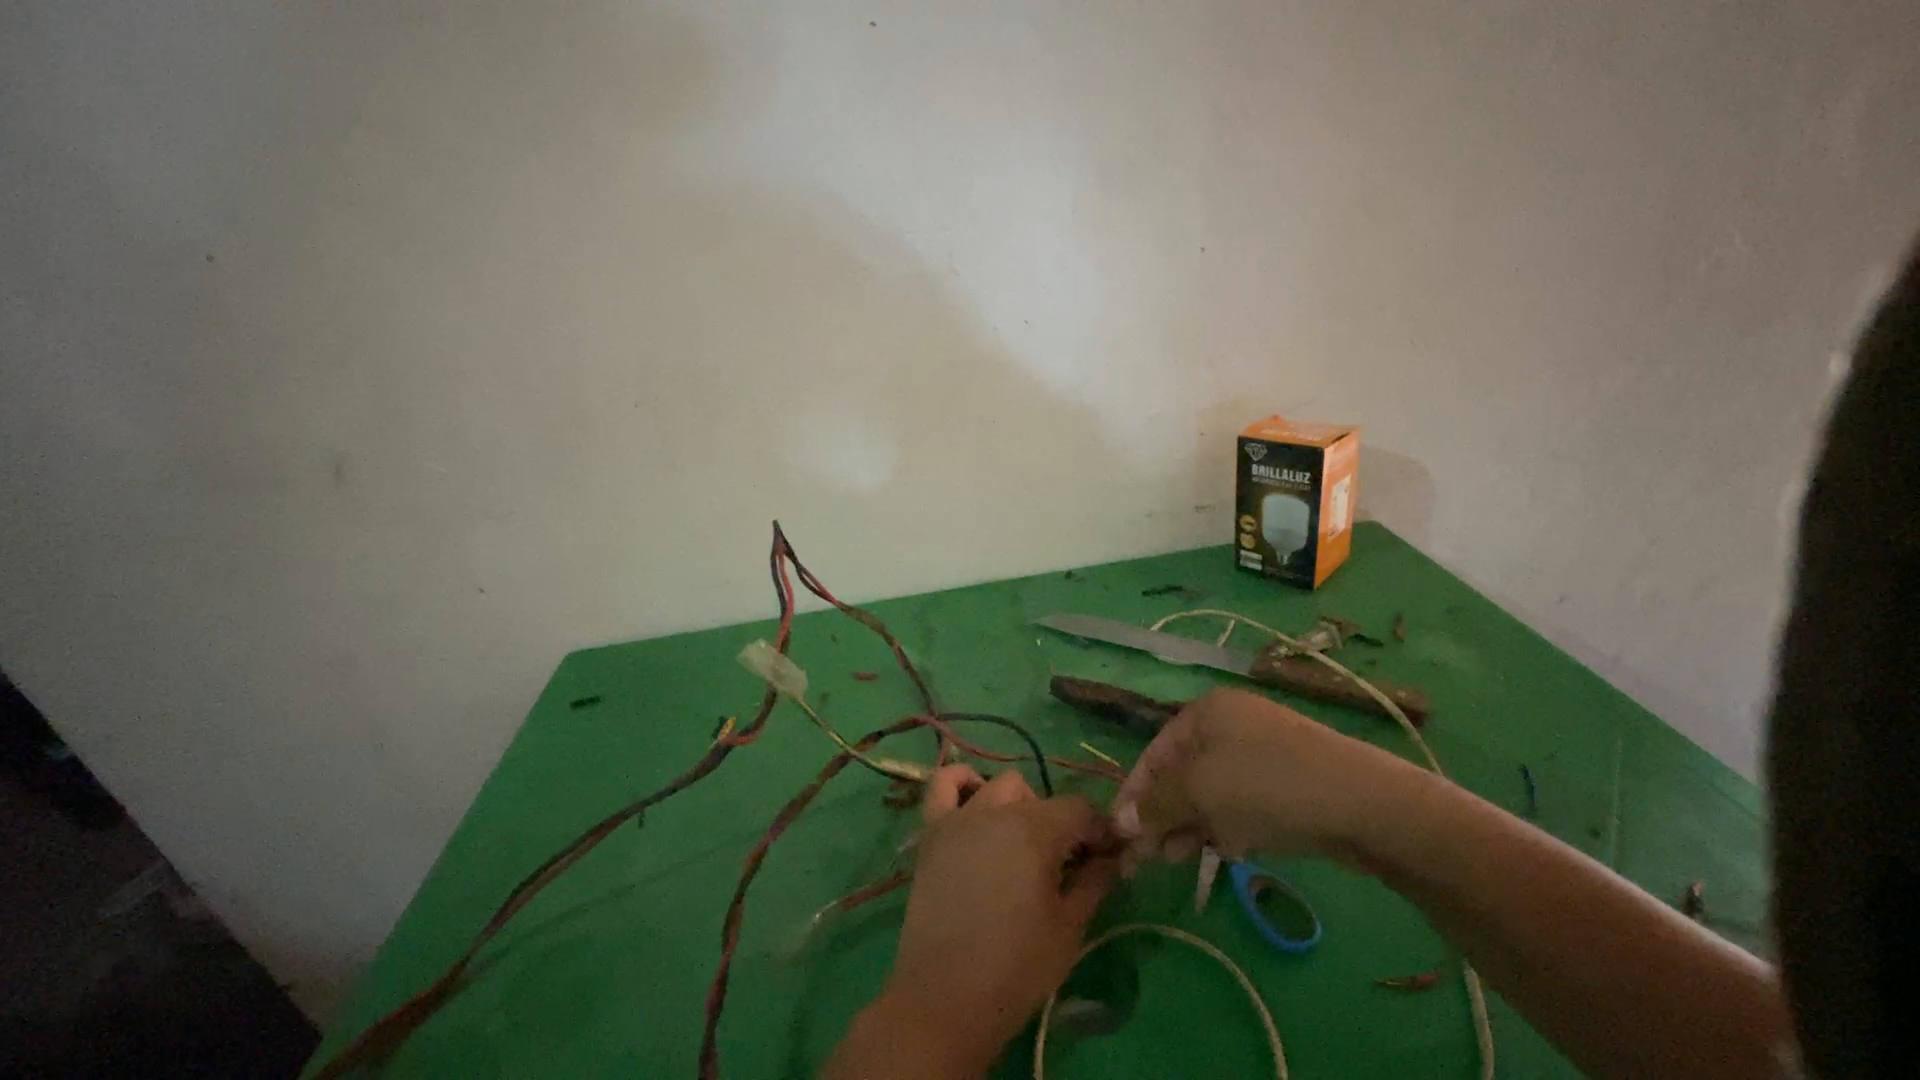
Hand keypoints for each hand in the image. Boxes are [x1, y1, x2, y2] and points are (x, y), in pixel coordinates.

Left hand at [872, 766, 1118, 1071]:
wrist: (945, 998)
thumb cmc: (1016, 968)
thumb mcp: (1069, 927)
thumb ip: (1094, 882)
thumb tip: (1112, 858)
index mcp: (1036, 831)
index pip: (1081, 810)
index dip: (1101, 831)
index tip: (1109, 859)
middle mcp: (997, 812)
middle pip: (1042, 799)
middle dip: (1062, 824)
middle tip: (1066, 864)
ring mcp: (959, 818)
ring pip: (1000, 787)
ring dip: (1020, 806)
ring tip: (1023, 845)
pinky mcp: (931, 833)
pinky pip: (942, 785)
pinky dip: (962, 784)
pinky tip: (976, 807)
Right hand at [1111, 688, 1427, 866]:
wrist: (1365, 804)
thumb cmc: (1266, 786)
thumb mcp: (1198, 791)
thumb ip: (1155, 805)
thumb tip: (1122, 821)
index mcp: (1204, 713)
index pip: (1152, 756)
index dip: (1132, 797)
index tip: (1119, 839)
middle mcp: (1230, 726)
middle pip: (1179, 775)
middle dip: (1160, 817)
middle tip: (1145, 860)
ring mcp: (1261, 754)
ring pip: (1209, 793)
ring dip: (1188, 826)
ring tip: (1178, 860)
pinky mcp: (1286, 784)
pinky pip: (1240, 804)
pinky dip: (1225, 826)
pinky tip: (1226, 851)